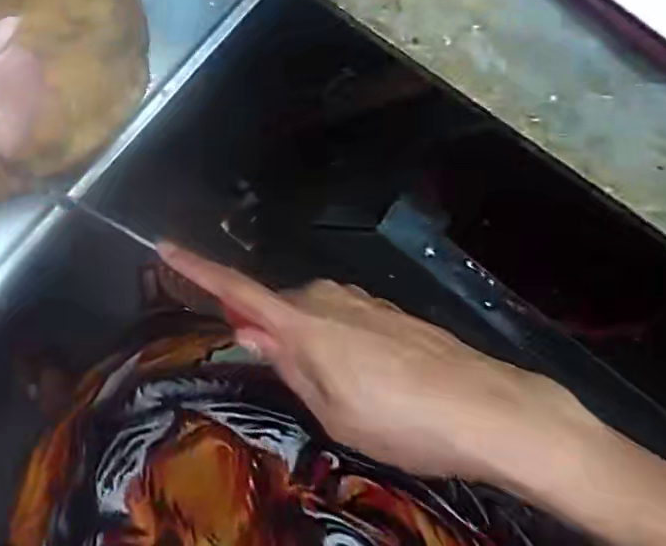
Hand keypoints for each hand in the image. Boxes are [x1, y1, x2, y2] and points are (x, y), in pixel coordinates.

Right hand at [158, 242, 600, 489]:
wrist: (502, 414)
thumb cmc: (404, 420)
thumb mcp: (333, 411)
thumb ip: (285, 365)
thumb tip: (245, 330)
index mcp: (298, 321)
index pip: (232, 287)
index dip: (194, 267)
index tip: (163, 245)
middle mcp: (321, 297)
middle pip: (274, 306)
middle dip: (268, 332)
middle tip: (293, 379)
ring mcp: (357, 299)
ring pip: (311, 314)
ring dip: (309, 341)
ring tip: (350, 393)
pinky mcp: (387, 309)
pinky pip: (343, 318)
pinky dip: (341, 341)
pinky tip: (380, 381)